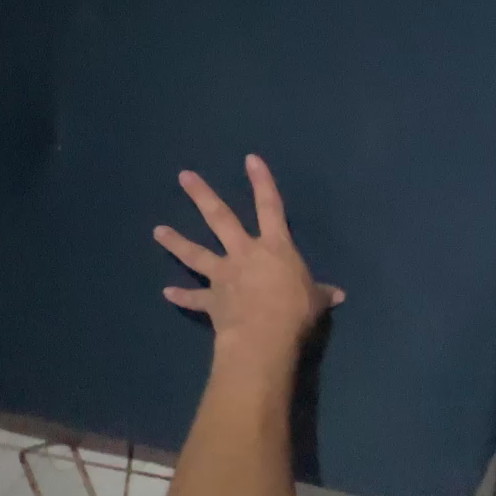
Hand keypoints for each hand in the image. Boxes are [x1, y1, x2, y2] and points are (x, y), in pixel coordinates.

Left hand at [153, 155, 342, 364]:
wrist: (264, 335)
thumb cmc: (296, 309)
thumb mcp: (317, 299)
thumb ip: (323, 293)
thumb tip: (338, 295)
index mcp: (275, 247)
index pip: (270, 207)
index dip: (262, 182)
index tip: (250, 159)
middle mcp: (245, 253)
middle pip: (220, 219)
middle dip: (202, 196)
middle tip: (184, 176)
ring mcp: (224, 276)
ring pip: (196, 254)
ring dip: (176, 242)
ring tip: (157, 231)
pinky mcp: (212, 301)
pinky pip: (195, 298)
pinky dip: (182, 296)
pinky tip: (167, 293)